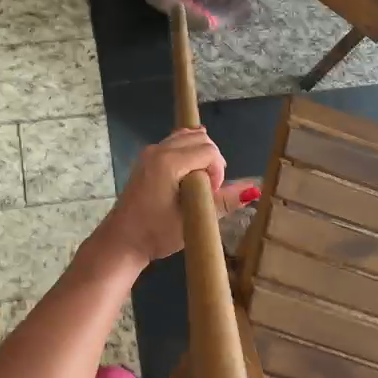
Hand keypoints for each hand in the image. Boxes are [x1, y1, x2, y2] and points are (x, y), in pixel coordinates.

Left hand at [95, 127, 255, 263]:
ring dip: (200, 154)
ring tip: (200, 183)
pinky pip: (175, 143)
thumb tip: (254, 190)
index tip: (212, 194)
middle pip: (199, 138)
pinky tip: (191, 173)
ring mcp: (150, 152)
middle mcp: (158, 150)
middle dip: (212, 159)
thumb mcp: (194, 219)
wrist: (123, 240)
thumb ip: (224, 201)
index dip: (218, 170)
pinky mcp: (147, 158)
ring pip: (186, 136)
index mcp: (169, 162)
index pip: (209, 150)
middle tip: (209, 189)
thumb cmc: (157, 234)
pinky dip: (188, 152)